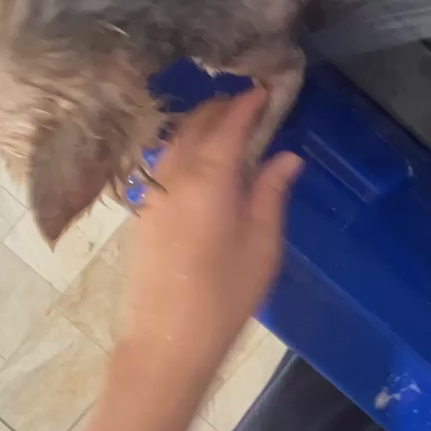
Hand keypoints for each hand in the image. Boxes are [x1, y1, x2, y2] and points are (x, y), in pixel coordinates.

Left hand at [119, 89, 302, 384]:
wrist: (166, 342)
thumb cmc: (224, 296)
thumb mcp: (263, 245)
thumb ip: (271, 193)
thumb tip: (287, 157)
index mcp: (209, 178)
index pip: (229, 124)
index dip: (247, 103)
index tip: (265, 88)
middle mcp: (175, 175)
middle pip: (196, 124)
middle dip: (223, 107)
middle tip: (250, 103)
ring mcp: (153, 192)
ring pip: (176, 140)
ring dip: (202, 125)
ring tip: (229, 127)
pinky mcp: (143, 211)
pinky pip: (165, 161)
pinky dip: (185, 147)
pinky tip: (202, 161)